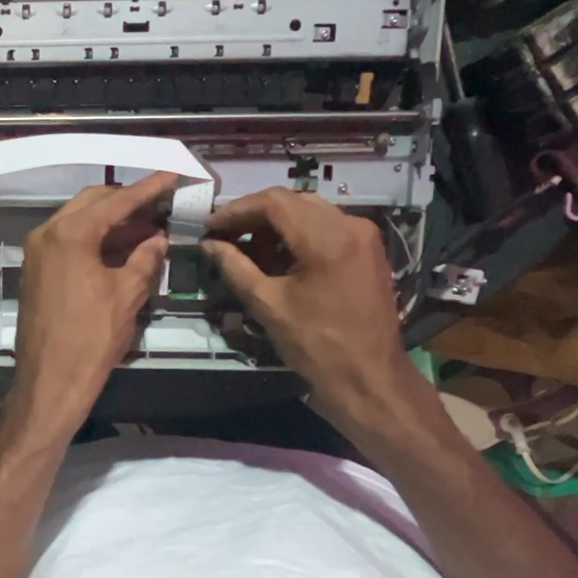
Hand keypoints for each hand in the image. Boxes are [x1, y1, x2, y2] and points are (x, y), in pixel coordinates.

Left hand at [11, 172, 172, 431]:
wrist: (50, 381)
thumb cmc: (91, 338)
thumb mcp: (127, 295)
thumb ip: (145, 258)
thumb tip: (158, 238)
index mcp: (69, 234)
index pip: (116, 201)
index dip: (148, 188)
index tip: (173, 175)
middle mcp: (46, 234)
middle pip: (92, 203)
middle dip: (127, 202)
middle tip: (160, 204)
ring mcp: (36, 253)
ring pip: (78, 222)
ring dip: (111, 222)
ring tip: (148, 227)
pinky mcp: (36, 271)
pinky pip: (68, 242)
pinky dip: (94, 240)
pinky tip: (122, 249)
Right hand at [201, 188, 415, 428]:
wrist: (368, 375)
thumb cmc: (316, 345)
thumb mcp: (268, 305)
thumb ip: (235, 268)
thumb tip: (209, 245)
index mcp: (327, 238)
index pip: (274, 202)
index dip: (236, 210)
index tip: (210, 226)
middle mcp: (350, 225)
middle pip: (293, 202)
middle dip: (254, 215)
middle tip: (224, 235)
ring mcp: (364, 236)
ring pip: (310, 211)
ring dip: (275, 224)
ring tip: (246, 246)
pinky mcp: (368, 250)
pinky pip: (327, 227)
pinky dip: (298, 234)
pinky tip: (277, 256)